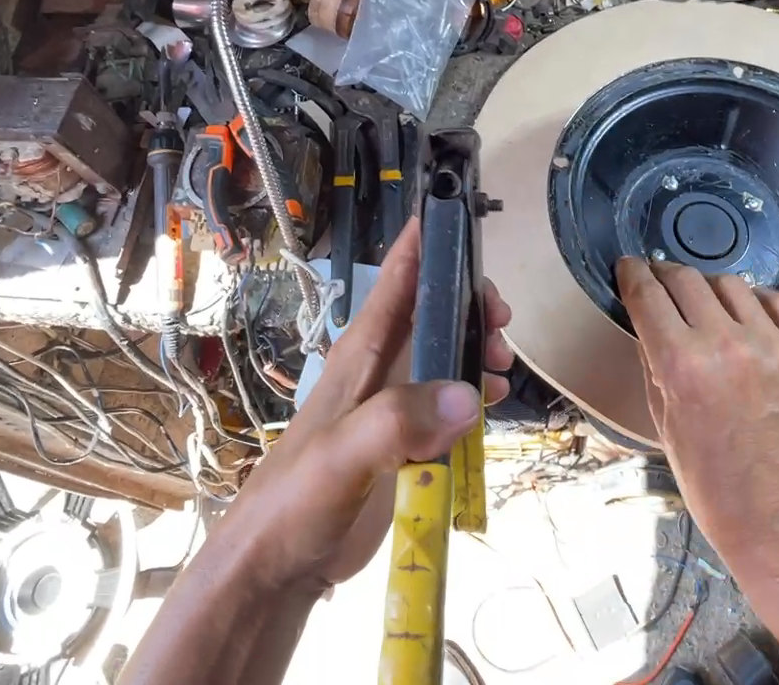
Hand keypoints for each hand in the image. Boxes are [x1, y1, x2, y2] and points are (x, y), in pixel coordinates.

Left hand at [211, 219, 513, 593]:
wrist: (277, 565)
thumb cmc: (296, 499)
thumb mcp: (342, 457)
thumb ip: (399, 423)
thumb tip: (471, 393)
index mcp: (362, 351)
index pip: (398, 278)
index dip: (428, 240)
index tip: (464, 213)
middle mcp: (381, 366)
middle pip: (434, 310)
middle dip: (471, 304)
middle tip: (500, 327)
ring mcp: (395, 402)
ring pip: (446, 351)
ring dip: (477, 348)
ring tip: (500, 368)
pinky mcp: (405, 438)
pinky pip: (449, 399)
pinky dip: (474, 393)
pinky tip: (491, 404)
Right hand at [616, 259, 778, 590]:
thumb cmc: (709, 481)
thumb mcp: (661, 420)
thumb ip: (654, 360)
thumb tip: (648, 318)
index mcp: (681, 365)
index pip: (647, 294)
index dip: (632, 273)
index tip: (629, 266)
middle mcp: (727, 345)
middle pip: (687, 279)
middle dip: (665, 275)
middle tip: (661, 281)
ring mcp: (775, 347)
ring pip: (732, 284)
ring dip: (710, 288)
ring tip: (706, 303)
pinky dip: (758, 301)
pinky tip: (749, 315)